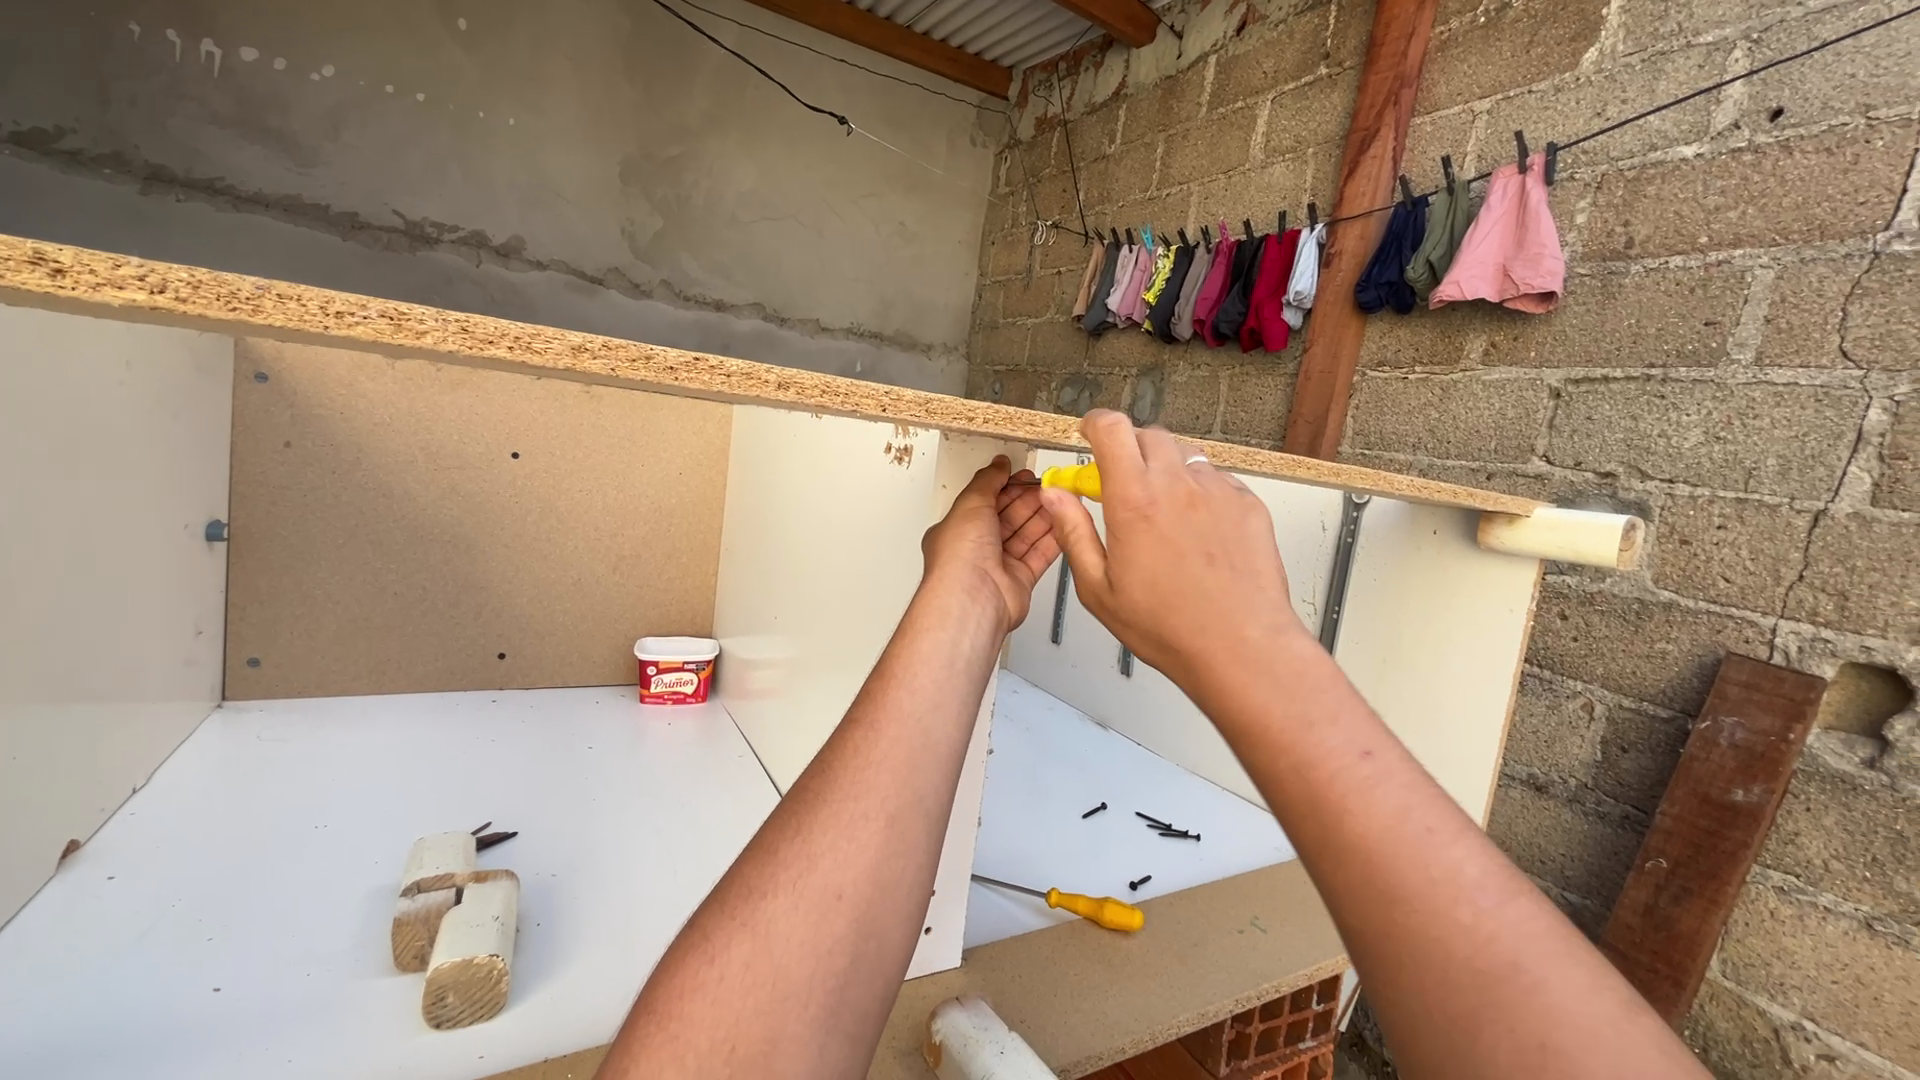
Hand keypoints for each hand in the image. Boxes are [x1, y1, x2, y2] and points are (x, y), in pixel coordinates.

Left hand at [921, 455, 1061, 634]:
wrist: (973, 599)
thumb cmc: (959, 559)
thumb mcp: (970, 503)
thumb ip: (987, 480)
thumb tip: (997, 464)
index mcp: (958, 528)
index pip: (986, 500)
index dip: (1006, 485)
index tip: (1025, 475)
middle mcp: (977, 548)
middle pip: (1009, 516)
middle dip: (1029, 499)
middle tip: (1048, 485)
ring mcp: (998, 565)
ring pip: (1027, 534)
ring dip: (1043, 516)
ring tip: (1060, 499)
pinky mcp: (1019, 580)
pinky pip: (1040, 554)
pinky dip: (1053, 538)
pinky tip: (1064, 523)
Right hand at [1039, 411, 1309, 692]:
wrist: (1239, 646)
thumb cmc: (1169, 627)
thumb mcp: (1099, 588)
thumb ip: (1072, 532)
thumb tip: (1054, 495)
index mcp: (1134, 501)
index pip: (1112, 429)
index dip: (1096, 424)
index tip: (1090, 433)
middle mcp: (1177, 485)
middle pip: (1149, 435)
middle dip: (1130, 449)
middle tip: (1123, 483)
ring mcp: (1217, 491)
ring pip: (1185, 455)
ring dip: (1167, 470)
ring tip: (1163, 514)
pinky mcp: (1247, 504)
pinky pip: (1217, 479)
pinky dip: (1201, 492)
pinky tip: (1197, 531)